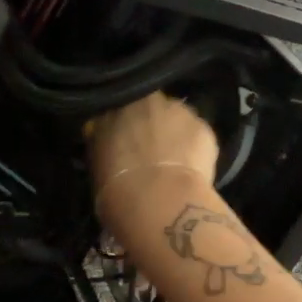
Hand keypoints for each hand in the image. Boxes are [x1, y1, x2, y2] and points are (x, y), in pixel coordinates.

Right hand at [88, 93, 218, 228]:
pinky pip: (197, 134)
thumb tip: (105, 135)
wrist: (159, 202)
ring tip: (174, 161)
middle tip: (150, 150)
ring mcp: (179, 110)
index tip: (124, 139)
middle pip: (151, 108)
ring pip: (177, 118)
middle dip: (151, 123)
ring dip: (175, 132)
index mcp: (116, 105)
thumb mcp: (97, 161)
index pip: (120, 107)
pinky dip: (196, 147)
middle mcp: (148, 99)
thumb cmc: (117, 187)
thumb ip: (103, 139)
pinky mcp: (204, 127)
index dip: (124, 123)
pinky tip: (193, 169)